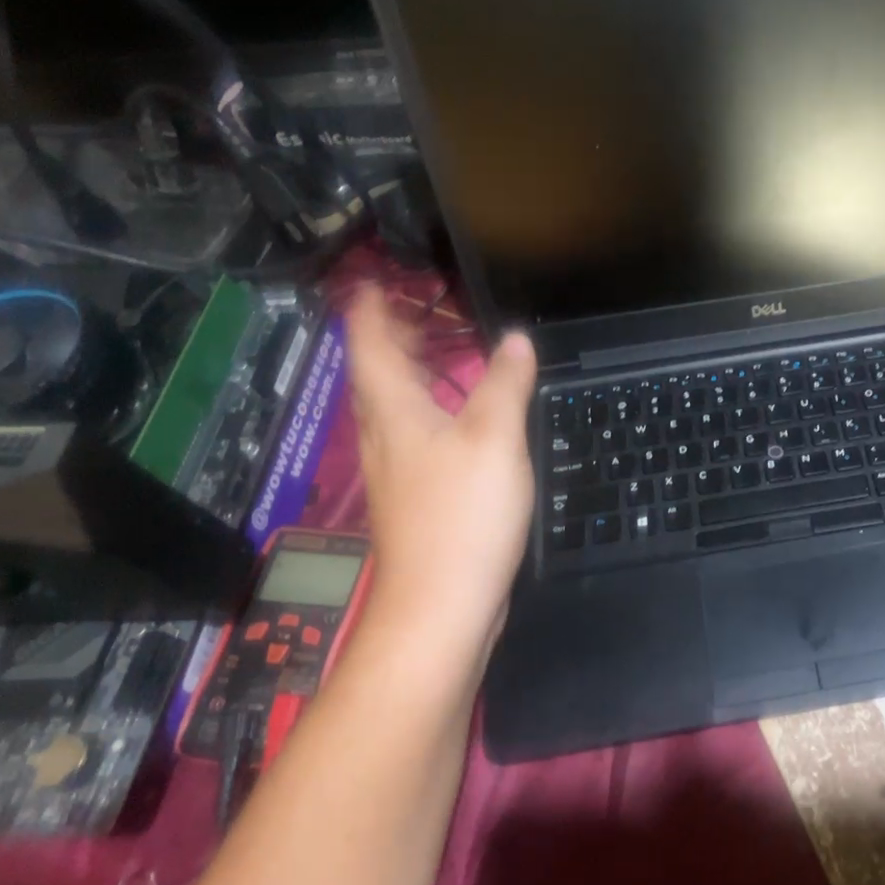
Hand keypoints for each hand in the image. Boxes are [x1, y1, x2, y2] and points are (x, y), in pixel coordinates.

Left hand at [345, 287, 537, 659]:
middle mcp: (385, 436)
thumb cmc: (462, 515)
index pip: (369, 343)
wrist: (441, 604)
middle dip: (391, 340)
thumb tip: (515, 338)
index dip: (370, 309)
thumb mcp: (495, 439)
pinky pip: (415, 438)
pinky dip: (430, 413)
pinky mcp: (417, 501)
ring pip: (395, 409)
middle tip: (415, 311)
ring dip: (411, 377)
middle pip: (377, 376)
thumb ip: (506, 384)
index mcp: (395, 411)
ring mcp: (398, 472)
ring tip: (438, 357)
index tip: (374, 280)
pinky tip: (457, 424)